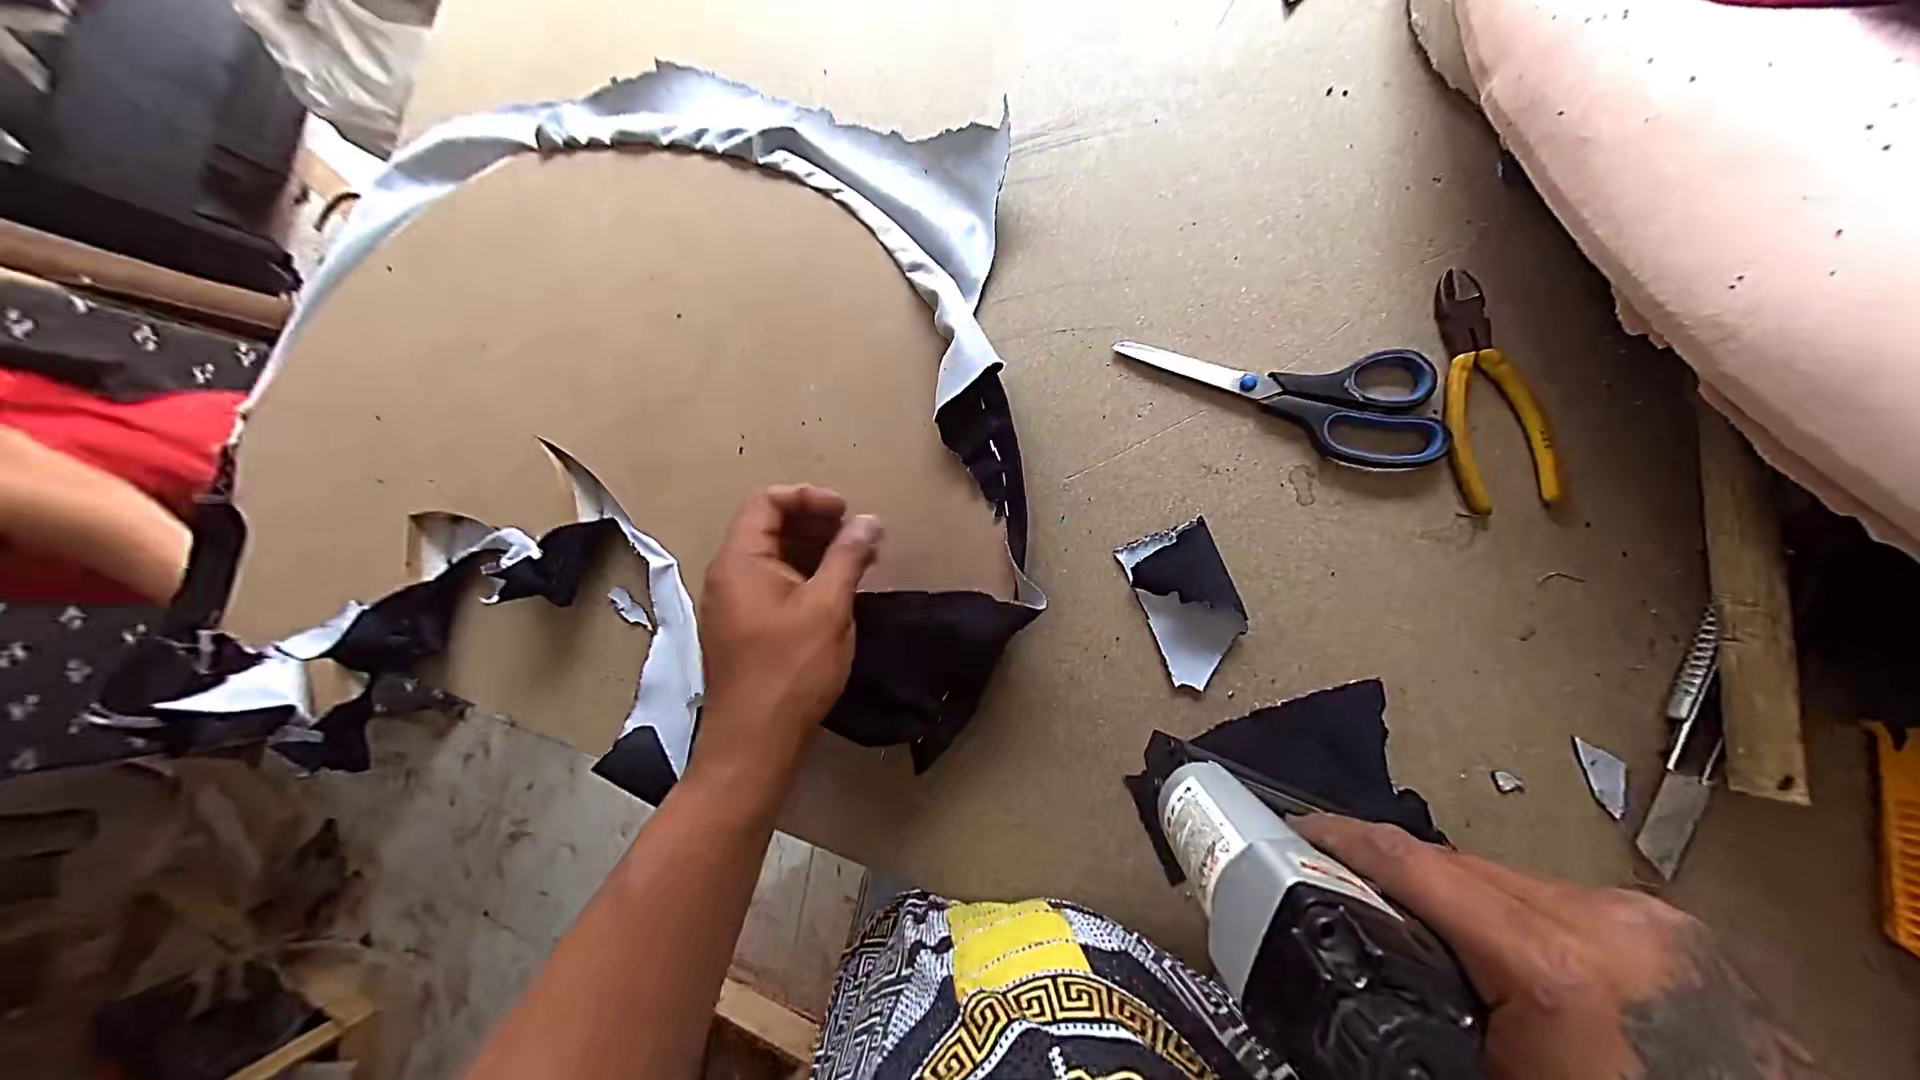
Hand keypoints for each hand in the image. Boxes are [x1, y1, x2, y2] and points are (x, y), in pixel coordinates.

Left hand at [692, 485, 880, 782]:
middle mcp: (729, 576)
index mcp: (740, 561)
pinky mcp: (746, 628)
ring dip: (816, 550)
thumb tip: (868, 522)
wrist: (755, 742)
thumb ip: (848, 557)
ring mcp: (735, 604)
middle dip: (817, 522)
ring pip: (775, 557)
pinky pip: (775, 585)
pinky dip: (806, 576)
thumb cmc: (790, 670)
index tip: (846, 512)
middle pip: (769, 526)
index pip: (767, 501)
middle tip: (858, 535)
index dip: (809, 497)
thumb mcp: (828, 606)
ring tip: (857, 561)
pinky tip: (837, 591)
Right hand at [1291, 814, 1820, 1079]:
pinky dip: (1506, 911)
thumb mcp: (1485, 1078)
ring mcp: (1651, 925)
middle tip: (1341, 883)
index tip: (1303, 828)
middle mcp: (1612, 928)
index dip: (1344, 838)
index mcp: (1563, 971)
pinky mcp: (1673, 933)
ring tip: (1415, 922)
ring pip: (1502, 874)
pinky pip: (1553, 896)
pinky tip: (1490, 945)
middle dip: (1393, 872)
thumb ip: (1417, 1007)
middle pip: (1456, 862)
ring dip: (1450, 893)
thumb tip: (1342, 992)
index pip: (1417, 863)